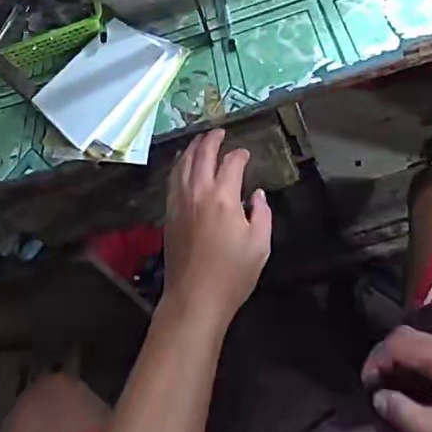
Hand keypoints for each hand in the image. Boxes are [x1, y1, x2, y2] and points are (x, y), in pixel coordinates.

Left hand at [163, 130, 270, 328]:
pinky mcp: (169, 213)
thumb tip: (256, 195)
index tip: (246, 154)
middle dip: (211, 139)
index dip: (240, 155)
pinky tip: (183, 164)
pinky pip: (173, 179)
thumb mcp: (260, 245)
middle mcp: (198, 193)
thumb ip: (262, 214)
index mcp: (223, 198)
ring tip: (200, 140)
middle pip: (202, 155)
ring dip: (193, 148)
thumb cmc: (232, 274)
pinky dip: (179, 165)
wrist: (194, 299)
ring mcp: (180, 202)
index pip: (231, 163)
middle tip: (219, 131)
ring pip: (183, 164)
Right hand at [364, 326, 431, 431]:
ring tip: (388, 393)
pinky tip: (414, 397)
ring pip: (423, 350)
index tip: (364, 388)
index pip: (397, 341)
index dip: (375, 360)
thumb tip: (379, 396)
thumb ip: (402, 412)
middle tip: (373, 386)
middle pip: (409, 338)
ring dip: (401, 365)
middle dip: (386, 358)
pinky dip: (417, 373)